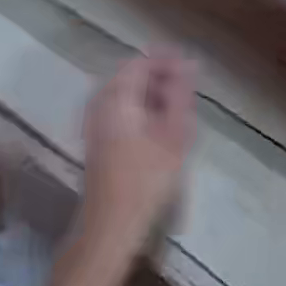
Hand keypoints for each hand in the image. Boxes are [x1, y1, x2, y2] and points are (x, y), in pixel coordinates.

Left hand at [69, 49, 197, 274]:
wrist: (110, 224)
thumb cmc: (145, 179)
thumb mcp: (173, 134)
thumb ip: (180, 94)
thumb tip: (188, 65)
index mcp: (115, 96)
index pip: (141, 61)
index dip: (168, 61)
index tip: (193, 69)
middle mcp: (99, 102)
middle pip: (132, 76)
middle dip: (161, 79)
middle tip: (188, 94)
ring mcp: (93, 120)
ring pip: (127, 94)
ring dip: (153, 96)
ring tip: (179, 113)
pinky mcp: (95, 137)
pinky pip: (120, 109)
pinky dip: (141, 110)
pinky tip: (160, 130)